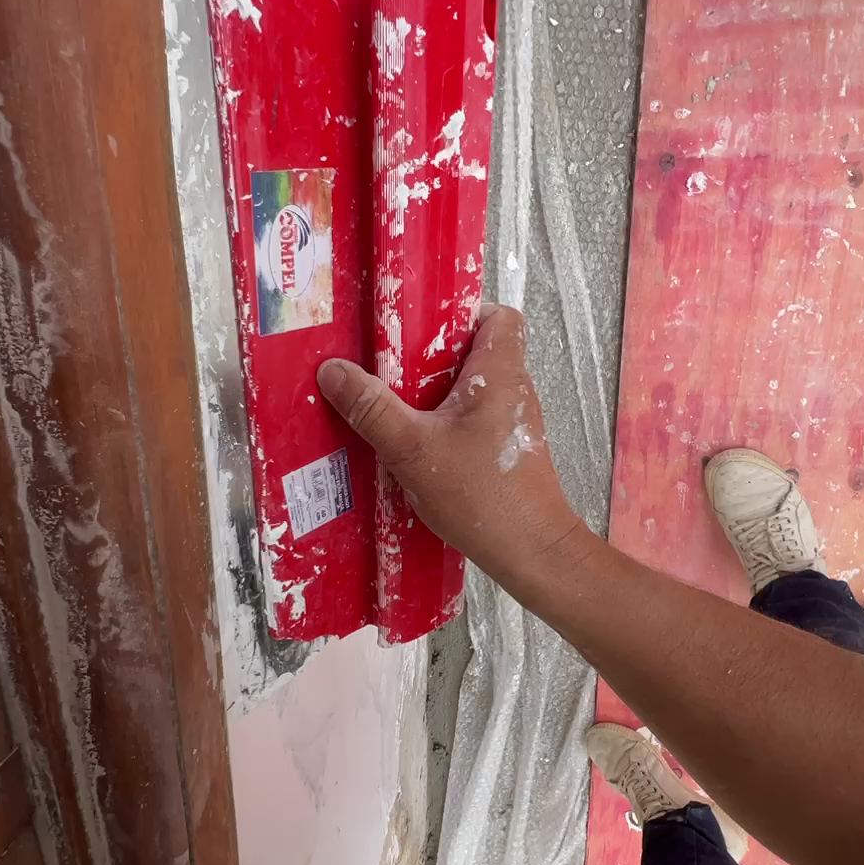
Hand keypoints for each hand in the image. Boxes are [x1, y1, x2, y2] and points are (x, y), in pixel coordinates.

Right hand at [316, 304, 583, 584]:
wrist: (531, 552)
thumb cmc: (481, 494)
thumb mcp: (413, 450)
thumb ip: (372, 409)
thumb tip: (332, 370)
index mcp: (500, 373)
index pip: (500, 316)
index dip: (464, 312)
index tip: (420, 328)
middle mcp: (513, 389)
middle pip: (476, 350)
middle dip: (431, 355)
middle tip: (389, 366)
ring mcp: (512, 422)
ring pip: (471, 388)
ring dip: (434, 392)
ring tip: (391, 402)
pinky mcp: (506, 450)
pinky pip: (472, 418)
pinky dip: (444, 421)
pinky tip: (412, 442)